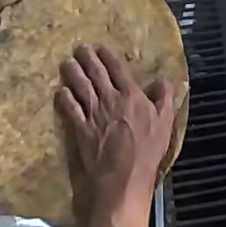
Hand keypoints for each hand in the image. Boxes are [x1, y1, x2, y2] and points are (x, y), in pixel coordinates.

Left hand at [58, 45, 177, 211]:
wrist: (123, 179)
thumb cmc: (147, 152)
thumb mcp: (165, 124)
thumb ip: (164, 99)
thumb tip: (162, 80)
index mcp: (131, 95)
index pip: (117, 68)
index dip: (107, 56)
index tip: (100, 47)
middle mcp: (110, 99)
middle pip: (96, 73)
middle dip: (86, 58)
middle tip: (79, 48)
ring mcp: (93, 113)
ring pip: (80, 86)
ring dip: (73, 72)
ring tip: (66, 62)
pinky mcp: (80, 128)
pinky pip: (69, 108)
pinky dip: (64, 98)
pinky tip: (60, 91)